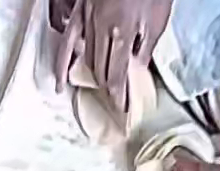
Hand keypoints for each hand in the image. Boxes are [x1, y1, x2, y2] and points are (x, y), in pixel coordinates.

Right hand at [50, 0, 171, 112]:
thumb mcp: (158, 18)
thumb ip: (146, 48)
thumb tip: (136, 72)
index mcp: (122, 33)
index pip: (116, 77)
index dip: (119, 96)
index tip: (122, 108)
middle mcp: (101, 30)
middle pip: (100, 72)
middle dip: (107, 87)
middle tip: (114, 95)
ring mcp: (88, 21)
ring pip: (86, 61)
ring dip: (94, 75)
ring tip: (100, 84)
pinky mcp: (79, 13)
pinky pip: (67, 43)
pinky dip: (63, 65)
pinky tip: (61, 83)